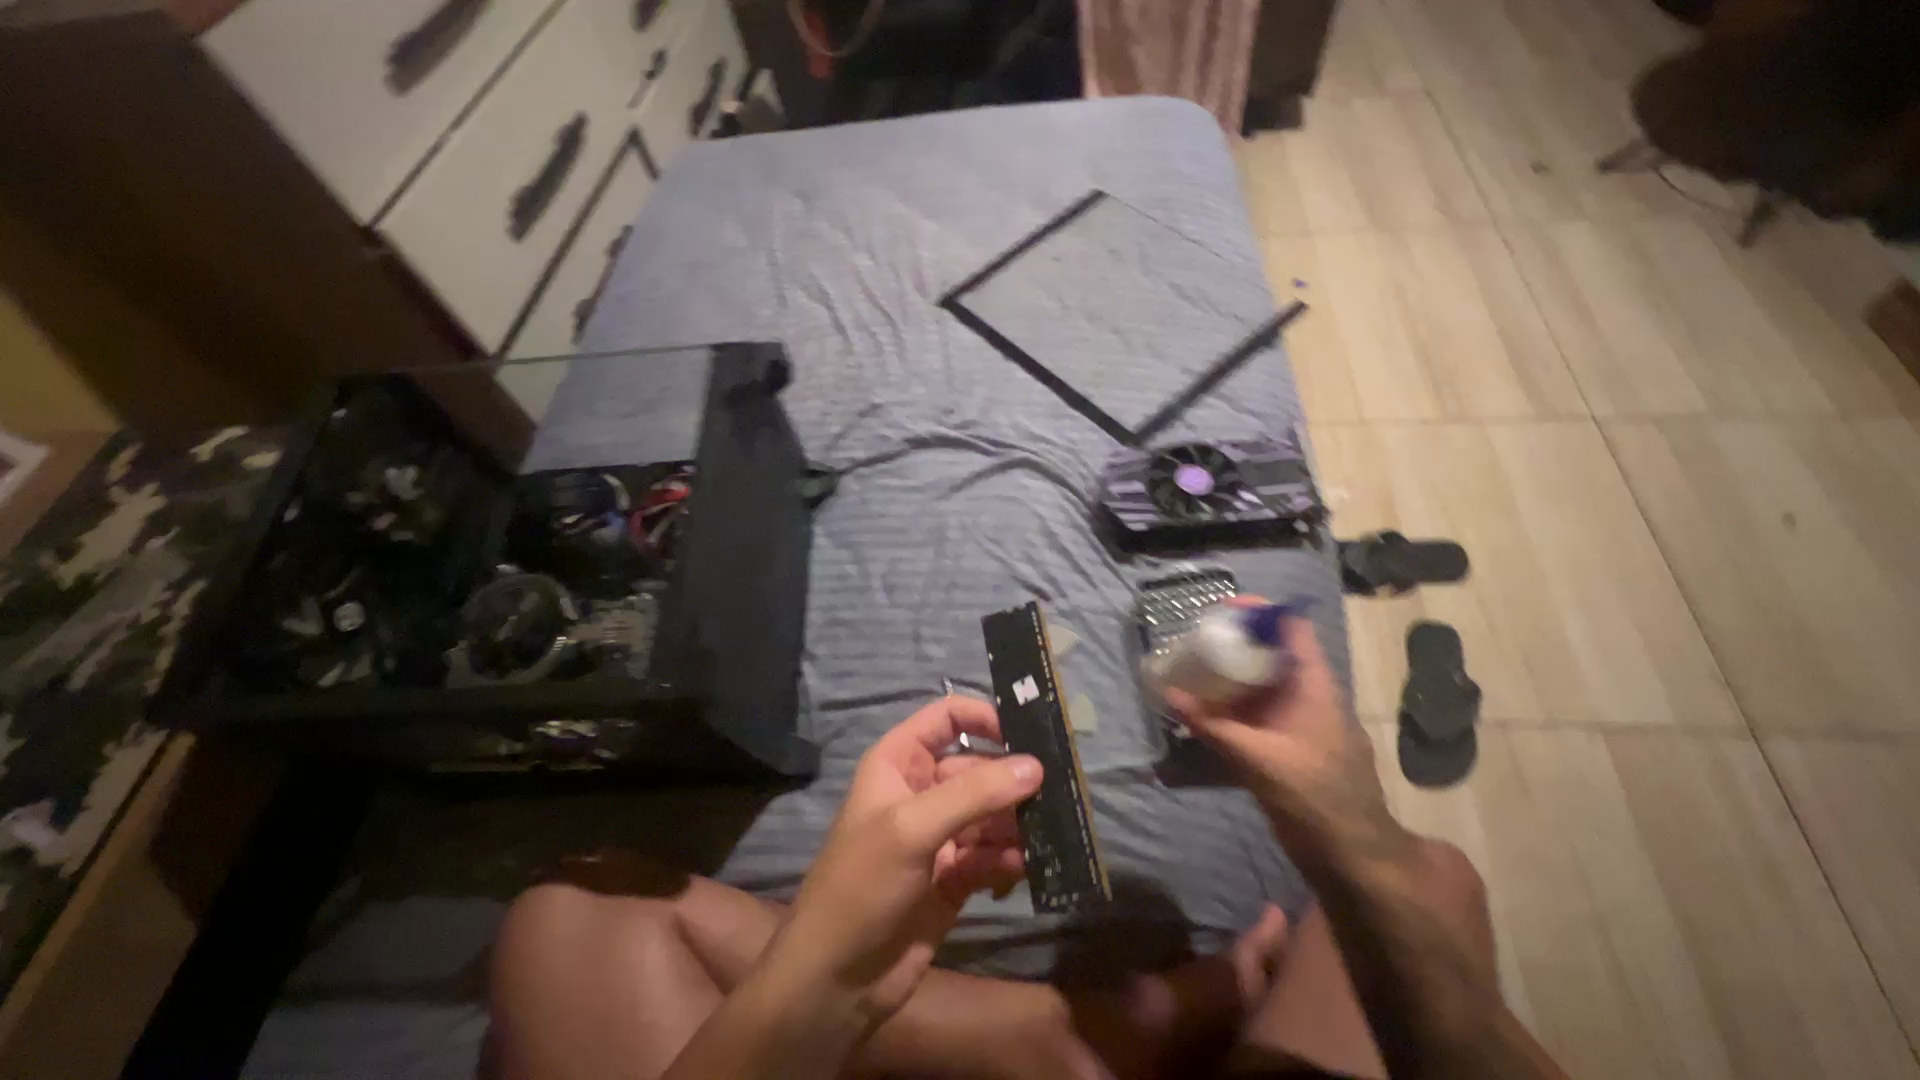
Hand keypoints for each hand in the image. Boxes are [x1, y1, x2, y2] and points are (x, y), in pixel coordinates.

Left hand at [766, 696, 1042, 1026]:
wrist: (837, 978)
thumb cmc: (862, 885)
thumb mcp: (912, 829)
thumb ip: (974, 794)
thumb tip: (1036, 766)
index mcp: (898, 764)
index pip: (945, 718)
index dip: (984, 716)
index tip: (1029, 733)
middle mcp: (921, 793)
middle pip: (979, 768)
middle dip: (1015, 778)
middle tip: (1060, 790)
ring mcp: (939, 838)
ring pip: (992, 814)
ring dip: (1020, 822)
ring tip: (1052, 832)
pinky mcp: (955, 878)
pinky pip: (994, 855)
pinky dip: (1012, 858)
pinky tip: (1030, 866)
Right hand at [1165, 607, 1410, 874]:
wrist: (1352, 854)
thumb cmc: (1316, 798)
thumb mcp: (1260, 760)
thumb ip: (1214, 727)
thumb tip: (1169, 695)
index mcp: (1314, 686)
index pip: (1291, 629)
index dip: (1260, 613)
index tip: (1220, 609)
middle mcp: (1307, 696)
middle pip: (1271, 654)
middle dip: (1234, 644)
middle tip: (1194, 642)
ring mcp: (1299, 723)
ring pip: (1262, 686)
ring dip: (1229, 679)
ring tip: (1189, 672)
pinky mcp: (1288, 747)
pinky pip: (1257, 715)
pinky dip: (1231, 709)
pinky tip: (1202, 713)